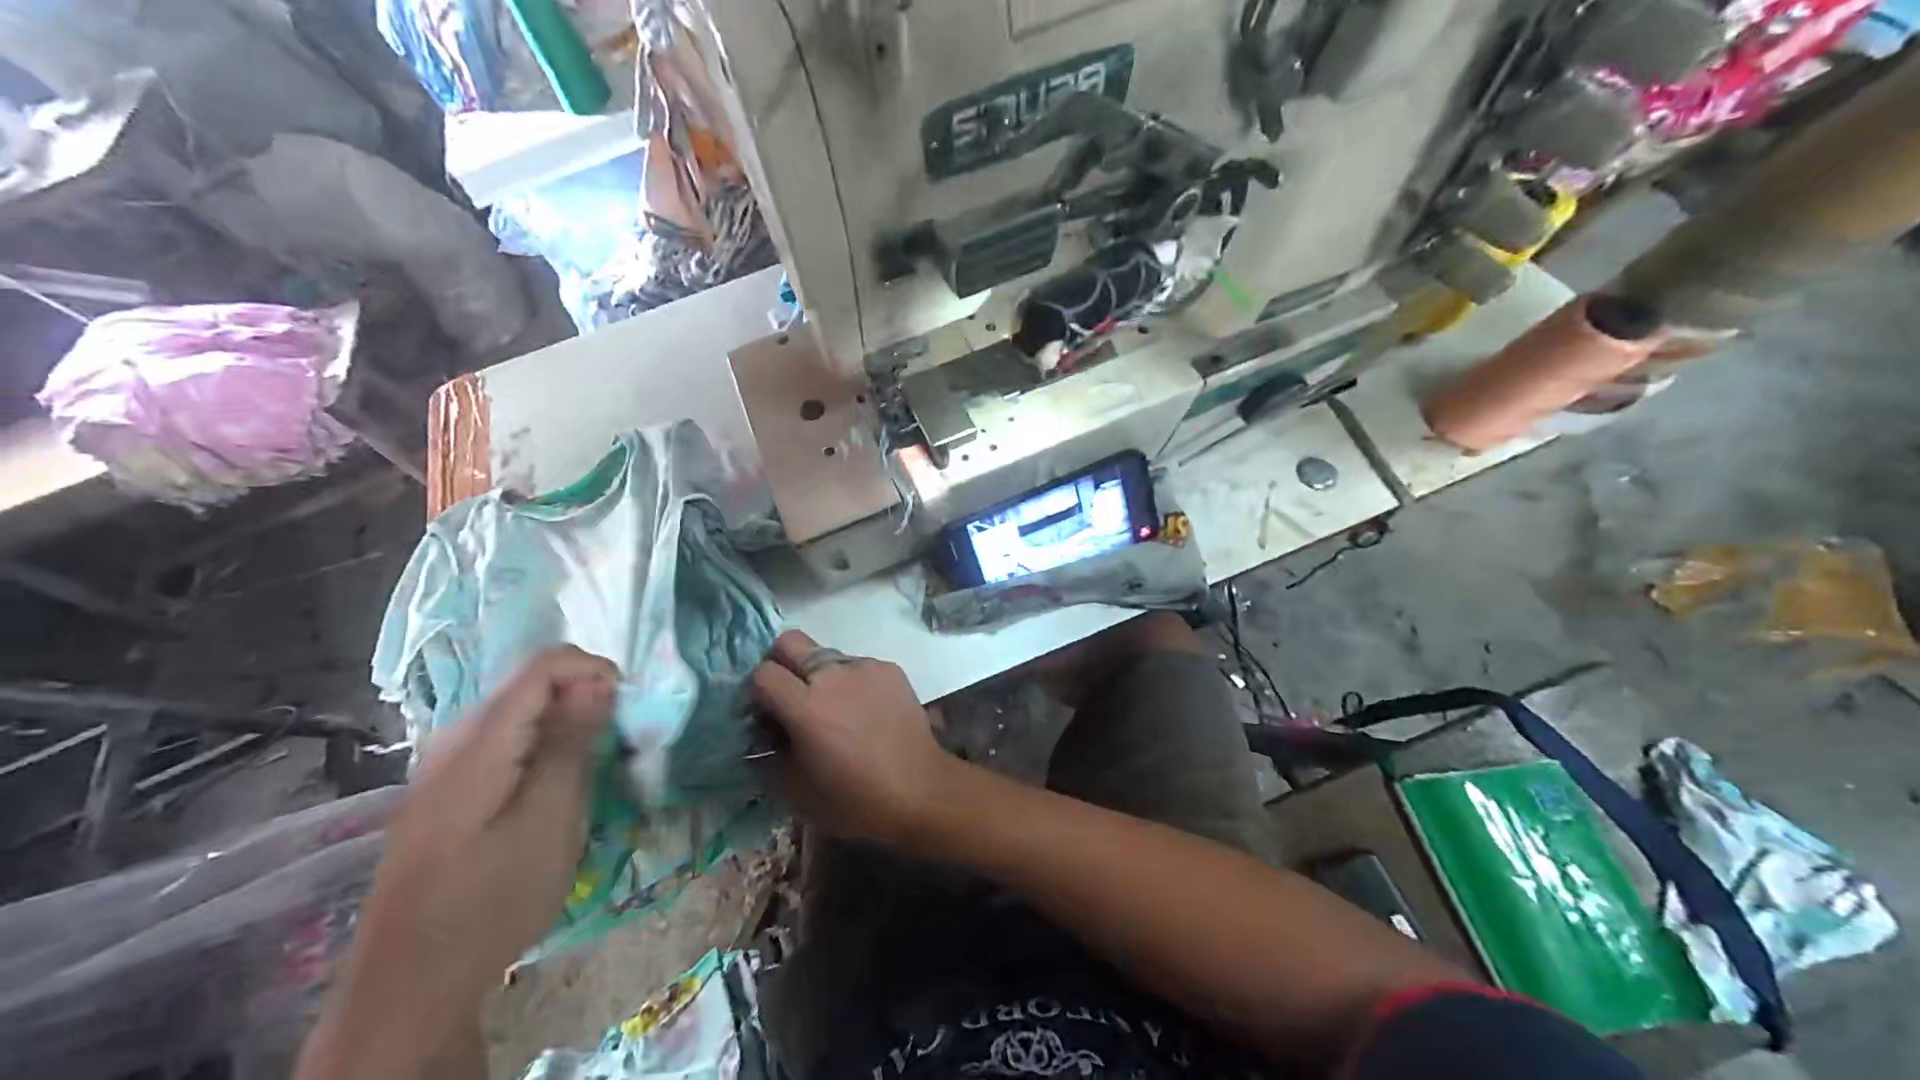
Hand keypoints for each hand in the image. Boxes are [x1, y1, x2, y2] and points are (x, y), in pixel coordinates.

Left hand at [297, 646, 615, 1079]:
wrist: (410, 985)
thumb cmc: (493, 899)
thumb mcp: (550, 819)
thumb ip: (572, 742)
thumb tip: (598, 680)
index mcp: (479, 742)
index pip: (542, 665)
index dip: (594, 668)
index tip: (629, 705)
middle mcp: (452, 742)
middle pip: (526, 685)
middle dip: (582, 694)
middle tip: (617, 738)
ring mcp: (441, 769)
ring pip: (515, 715)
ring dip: (563, 722)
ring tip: (594, 763)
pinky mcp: (443, 796)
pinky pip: (500, 745)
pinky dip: (539, 747)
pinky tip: (553, 787)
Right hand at [750, 630, 958, 846]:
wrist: (921, 791)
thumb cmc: (855, 800)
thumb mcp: (796, 792)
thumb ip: (768, 756)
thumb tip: (760, 734)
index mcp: (806, 706)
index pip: (763, 672)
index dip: (756, 691)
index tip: (763, 712)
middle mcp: (833, 675)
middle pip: (790, 642)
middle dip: (780, 663)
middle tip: (788, 695)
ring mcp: (865, 667)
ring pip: (826, 654)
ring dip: (818, 674)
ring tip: (834, 709)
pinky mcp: (890, 668)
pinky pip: (857, 665)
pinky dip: (850, 681)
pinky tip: (863, 711)